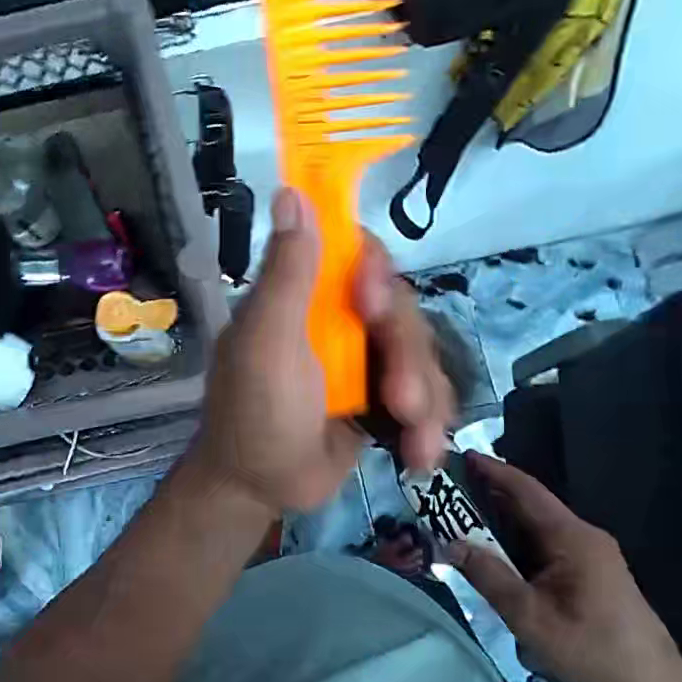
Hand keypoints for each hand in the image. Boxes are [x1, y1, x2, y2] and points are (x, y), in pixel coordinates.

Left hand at [188, 189, 454, 511]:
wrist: (261, 490)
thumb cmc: (254, 412)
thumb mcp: (266, 341)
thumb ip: (287, 274)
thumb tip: (290, 191)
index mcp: (309, 298)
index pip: (359, 256)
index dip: (378, 273)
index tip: (372, 306)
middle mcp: (342, 322)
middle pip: (403, 311)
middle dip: (409, 358)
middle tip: (401, 399)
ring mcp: (366, 362)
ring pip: (424, 357)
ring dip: (426, 400)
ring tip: (413, 441)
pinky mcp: (385, 401)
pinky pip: (428, 398)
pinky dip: (428, 428)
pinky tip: (419, 456)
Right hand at [450, 453, 681, 681]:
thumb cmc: (590, 649)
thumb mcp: (530, 617)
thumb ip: (489, 576)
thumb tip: (451, 544)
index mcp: (572, 536)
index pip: (526, 490)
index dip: (493, 470)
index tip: (461, 456)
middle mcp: (582, 536)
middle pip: (530, 506)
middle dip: (490, 495)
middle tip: (449, 491)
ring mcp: (589, 554)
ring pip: (537, 528)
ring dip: (502, 523)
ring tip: (461, 518)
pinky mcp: (590, 574)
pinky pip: (546, 547)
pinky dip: (517, 544)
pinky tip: (495, 554)